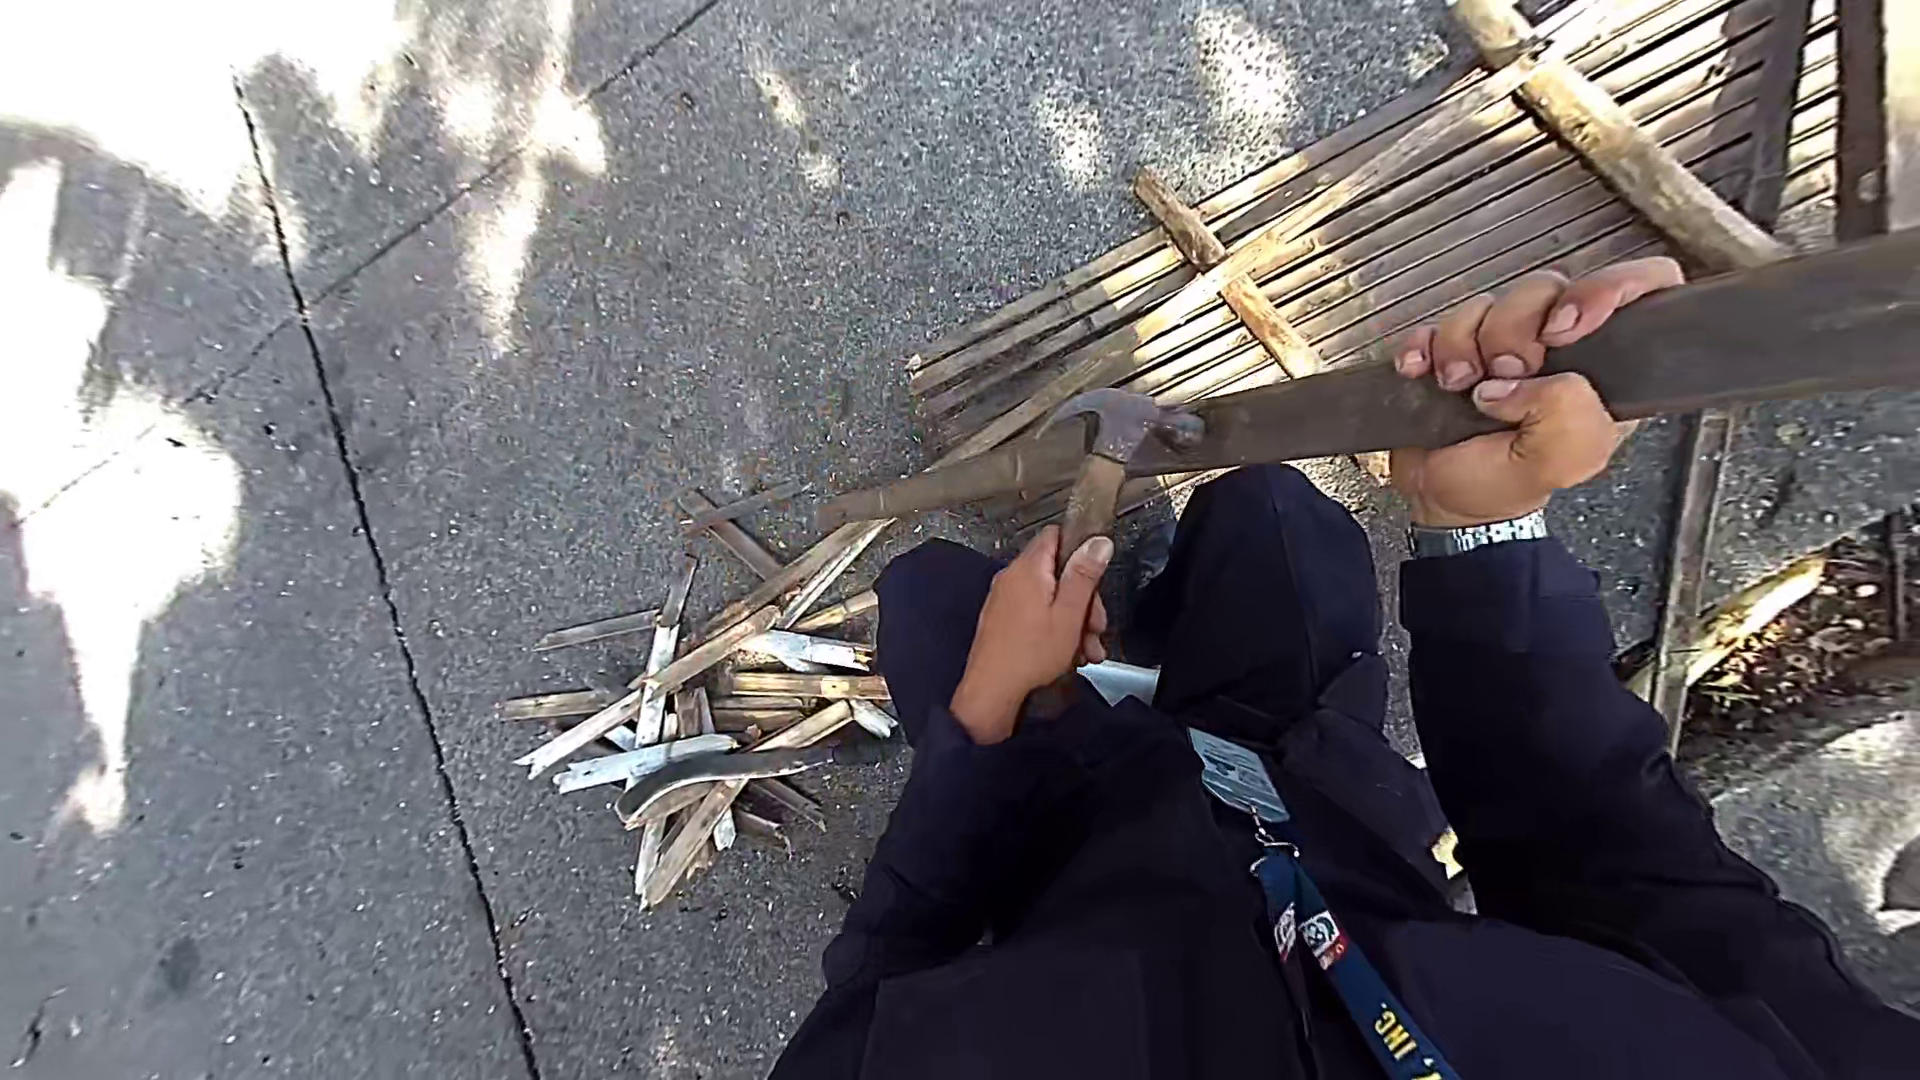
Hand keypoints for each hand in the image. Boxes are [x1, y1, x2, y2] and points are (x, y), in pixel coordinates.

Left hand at [949, 526, 1110, 743]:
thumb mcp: (1069, 614)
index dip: (1080, 549)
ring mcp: (1005, 599)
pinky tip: (1068, 653)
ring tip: (1086, 648)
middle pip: (1057, 571)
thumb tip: (1098, 542)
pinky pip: (1035, 613)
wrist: (993, 690)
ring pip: (1050, 597)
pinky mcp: (1003, 619)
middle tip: (1094, 625)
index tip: (1096, 572)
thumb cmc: (1029, 655)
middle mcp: (1012, 578)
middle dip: (1083, 598)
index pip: (1055, 535)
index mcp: (1028, 569)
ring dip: (1073, 620)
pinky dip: (1055, 628)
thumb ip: (1084, 575)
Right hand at [1389, 258, 1684, 527]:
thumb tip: (1514, 382)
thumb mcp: (1561, 459)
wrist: (1439, 500)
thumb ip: (1566, 411)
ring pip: (1482, 307)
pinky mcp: (1443, 354)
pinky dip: (1418, 348)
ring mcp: (1492, 348)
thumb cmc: (1503, 484)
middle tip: (1498, 375)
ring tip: (1455, 387)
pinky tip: (1417, 374)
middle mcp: (1552, 346)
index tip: (1560, 331)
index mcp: (1603, 365)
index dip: (1603, 290)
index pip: (1641, 285)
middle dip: (1511, 331)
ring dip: (1459, 347)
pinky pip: (1429, 328)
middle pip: (1543, 291)